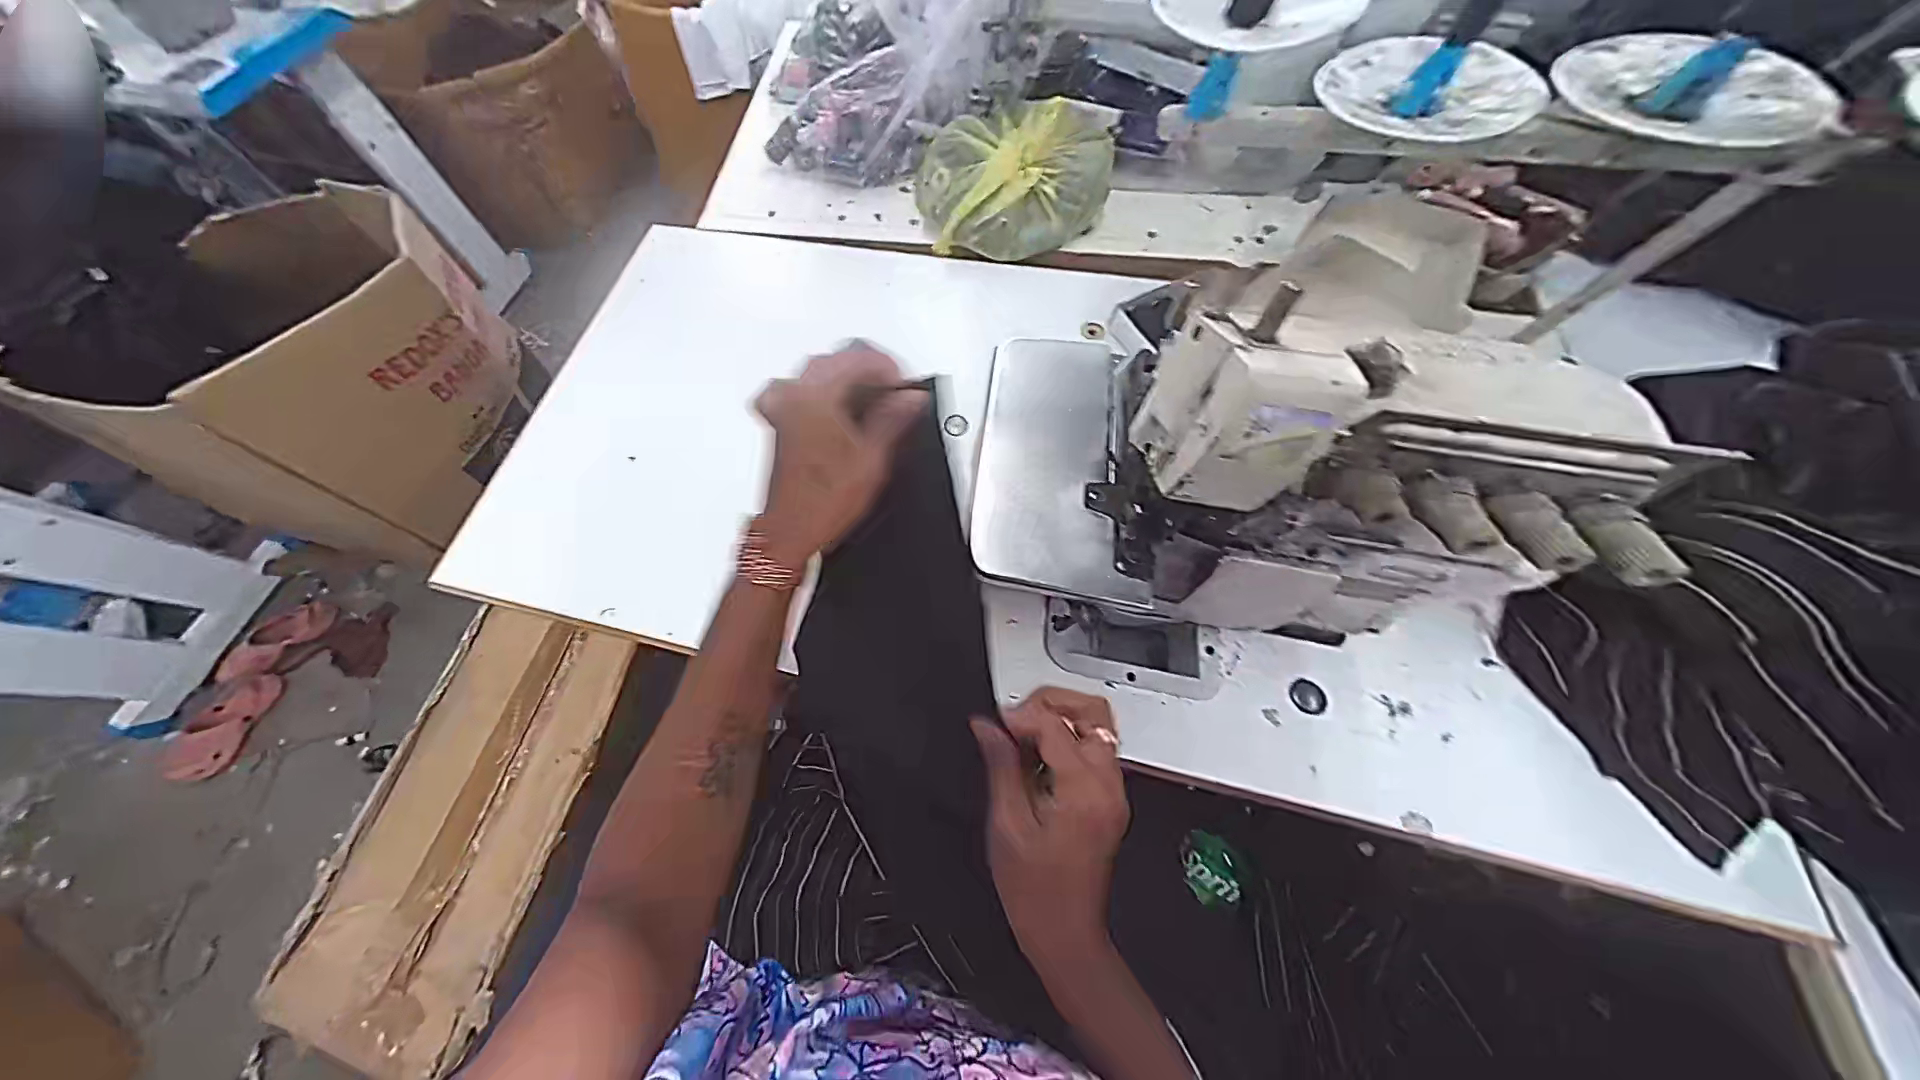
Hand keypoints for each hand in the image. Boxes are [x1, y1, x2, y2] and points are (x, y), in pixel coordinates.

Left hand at [753, 342, 927, 566]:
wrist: (792, 527)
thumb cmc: (823, 500)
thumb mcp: (873, 458)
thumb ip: (894, 420)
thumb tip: (911, 399)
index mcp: (816, 396)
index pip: (857, 358)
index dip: (888, 368)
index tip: (903, 385)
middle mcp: (794, 394)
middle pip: (837, 359)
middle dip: (868, 368)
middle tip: (894, 389)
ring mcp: (782, 405)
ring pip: (819, 371)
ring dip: (847, 377)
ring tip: (873, 398)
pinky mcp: (779, 419)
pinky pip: (804, 388)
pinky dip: (827, 391)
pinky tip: (842, 408)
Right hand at [971, 688, 1129, 959]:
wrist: (1064, 932)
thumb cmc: (1036, 893)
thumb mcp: (1006, 824)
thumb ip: (1000, 765)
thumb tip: (987, 726)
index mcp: (1084, 791)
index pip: (1055, 724)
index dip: (1019, 716)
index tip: (994, 724)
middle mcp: (1108, 786)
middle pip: (1092, 711)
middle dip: (1051, 703)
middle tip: (1016, 718)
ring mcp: (1113, 793)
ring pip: (1098, 726)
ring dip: (1061, 719)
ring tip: (1025, 736)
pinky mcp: (1110, 799)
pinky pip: (1095, 750)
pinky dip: (1067, 741)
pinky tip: (1038, 759)